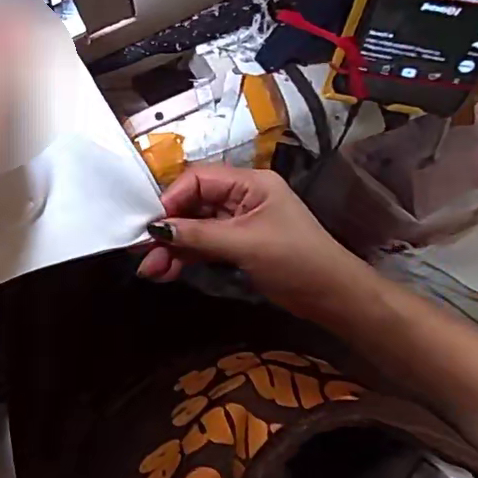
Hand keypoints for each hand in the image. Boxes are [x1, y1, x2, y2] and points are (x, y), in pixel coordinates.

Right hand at [135, 164, 378, 319]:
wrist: (334, 298)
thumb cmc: (297, 261)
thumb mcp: (245, 244)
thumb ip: (198, 235)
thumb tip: (156, 229)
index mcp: (249, 183)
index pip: (198, 180)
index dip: (171, 199)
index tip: (151, 225)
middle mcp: (241, 197)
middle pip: (191, 204)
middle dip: (167, 229)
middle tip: (142, 252)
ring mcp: (237, 222)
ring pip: (192, 228)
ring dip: (170, 248)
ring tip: (151, 270)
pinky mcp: (235, 245)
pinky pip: (200, 245)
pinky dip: (182, 257)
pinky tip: (165, 271)